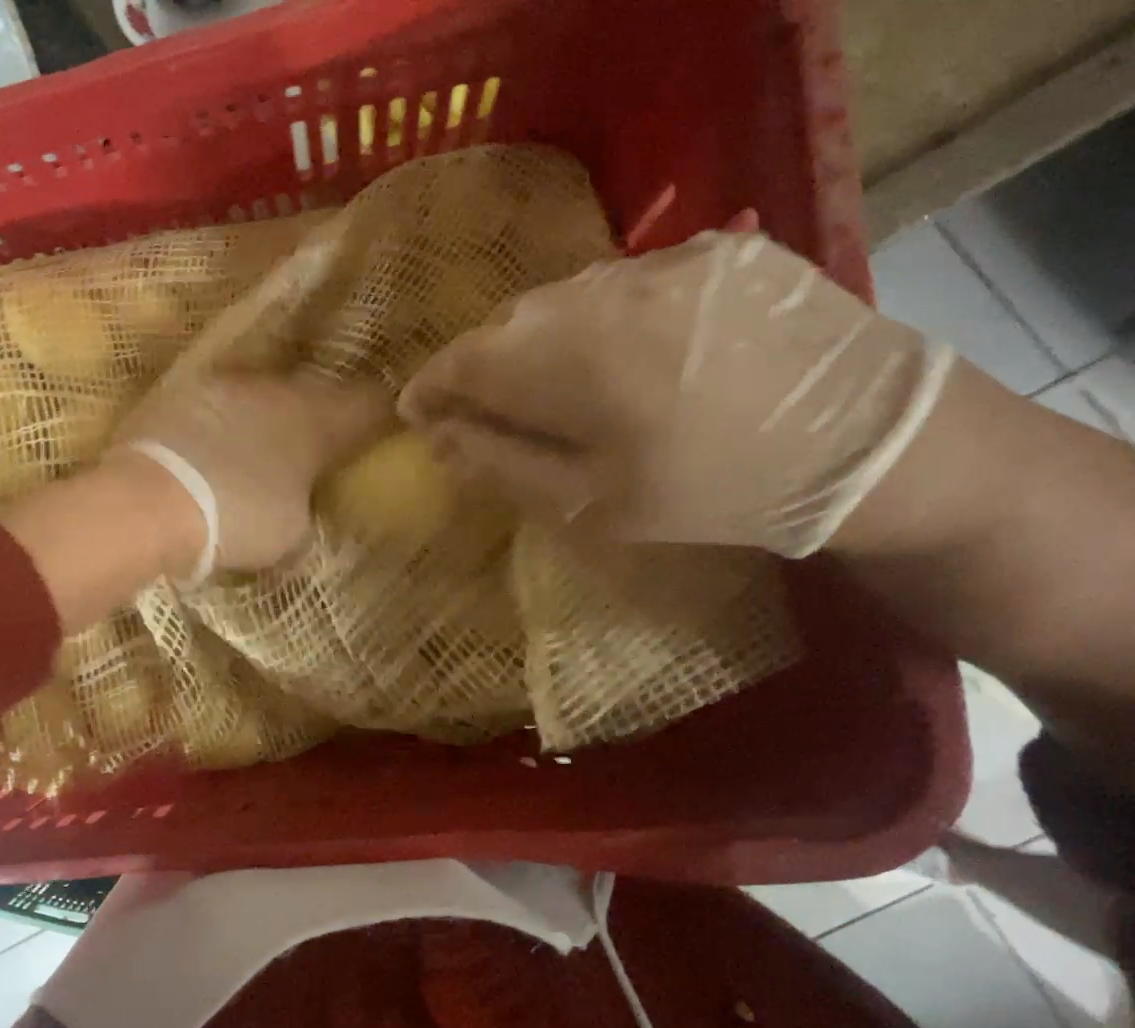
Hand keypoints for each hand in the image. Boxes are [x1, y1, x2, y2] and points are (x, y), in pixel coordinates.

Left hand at [111, 368, 393, 576]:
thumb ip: (306, 510)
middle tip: (317, 446)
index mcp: (316, 420)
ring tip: (259, 449)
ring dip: (267, 416)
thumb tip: (302, 507)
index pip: (367, 407)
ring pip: (262, 394)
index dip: (379, 420)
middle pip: (313, 393)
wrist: (147, 502)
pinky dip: (222, 422)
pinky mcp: (180, 392)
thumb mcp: (290, 535)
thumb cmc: (235, 520)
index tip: (381, 434)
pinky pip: (217, 403)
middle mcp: (276, 390)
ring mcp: (225, 386)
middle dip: (320, 416)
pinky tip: (212, 447)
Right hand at [397, 231, 958, 556]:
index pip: (460, 360)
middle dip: (485, 365)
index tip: (419, 414)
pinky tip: (636, 355)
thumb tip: (434, 435)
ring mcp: (664, 262)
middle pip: (508, 323)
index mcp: (564, 359)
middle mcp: (601, 292)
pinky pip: (628, 281)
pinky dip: (606, 316)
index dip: (430, 388)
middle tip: (490, 409)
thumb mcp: (591, 504)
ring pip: (565, 297)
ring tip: (562, 382)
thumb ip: (499, 464)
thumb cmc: (716, 494)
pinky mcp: (718, 252)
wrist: (879, 446)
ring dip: (544, 338)